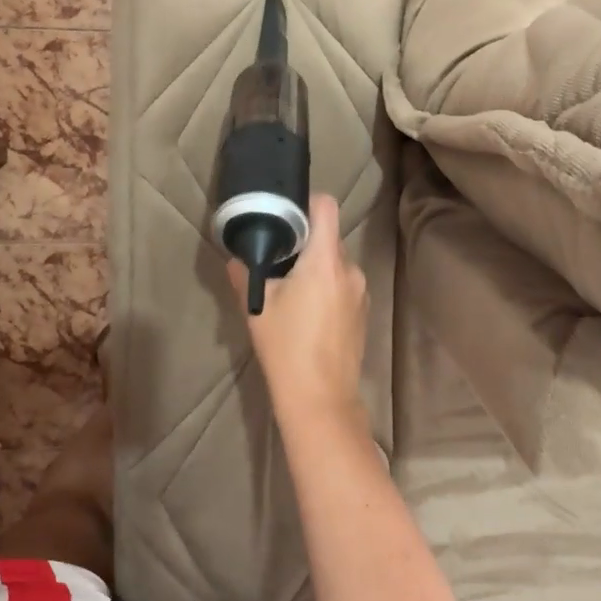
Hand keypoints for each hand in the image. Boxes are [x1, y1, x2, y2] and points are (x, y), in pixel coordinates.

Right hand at [228, 194, 368, 423]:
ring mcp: (361, 292)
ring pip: (336, 264)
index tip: (285, 215)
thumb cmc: (287, 347)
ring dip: (315, 268)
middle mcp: (350, 269)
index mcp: (325, 260)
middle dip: (304, 242)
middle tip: (277, 257)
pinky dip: (326, 287)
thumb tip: (238, 259)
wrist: (320, 397)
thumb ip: (246, 275)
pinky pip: (343, 285)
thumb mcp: (258, 308)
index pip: (326, 207)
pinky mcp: (363, 312)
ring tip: (289, 289)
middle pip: (328, 237)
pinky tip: (307, 312)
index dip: (306, 203)